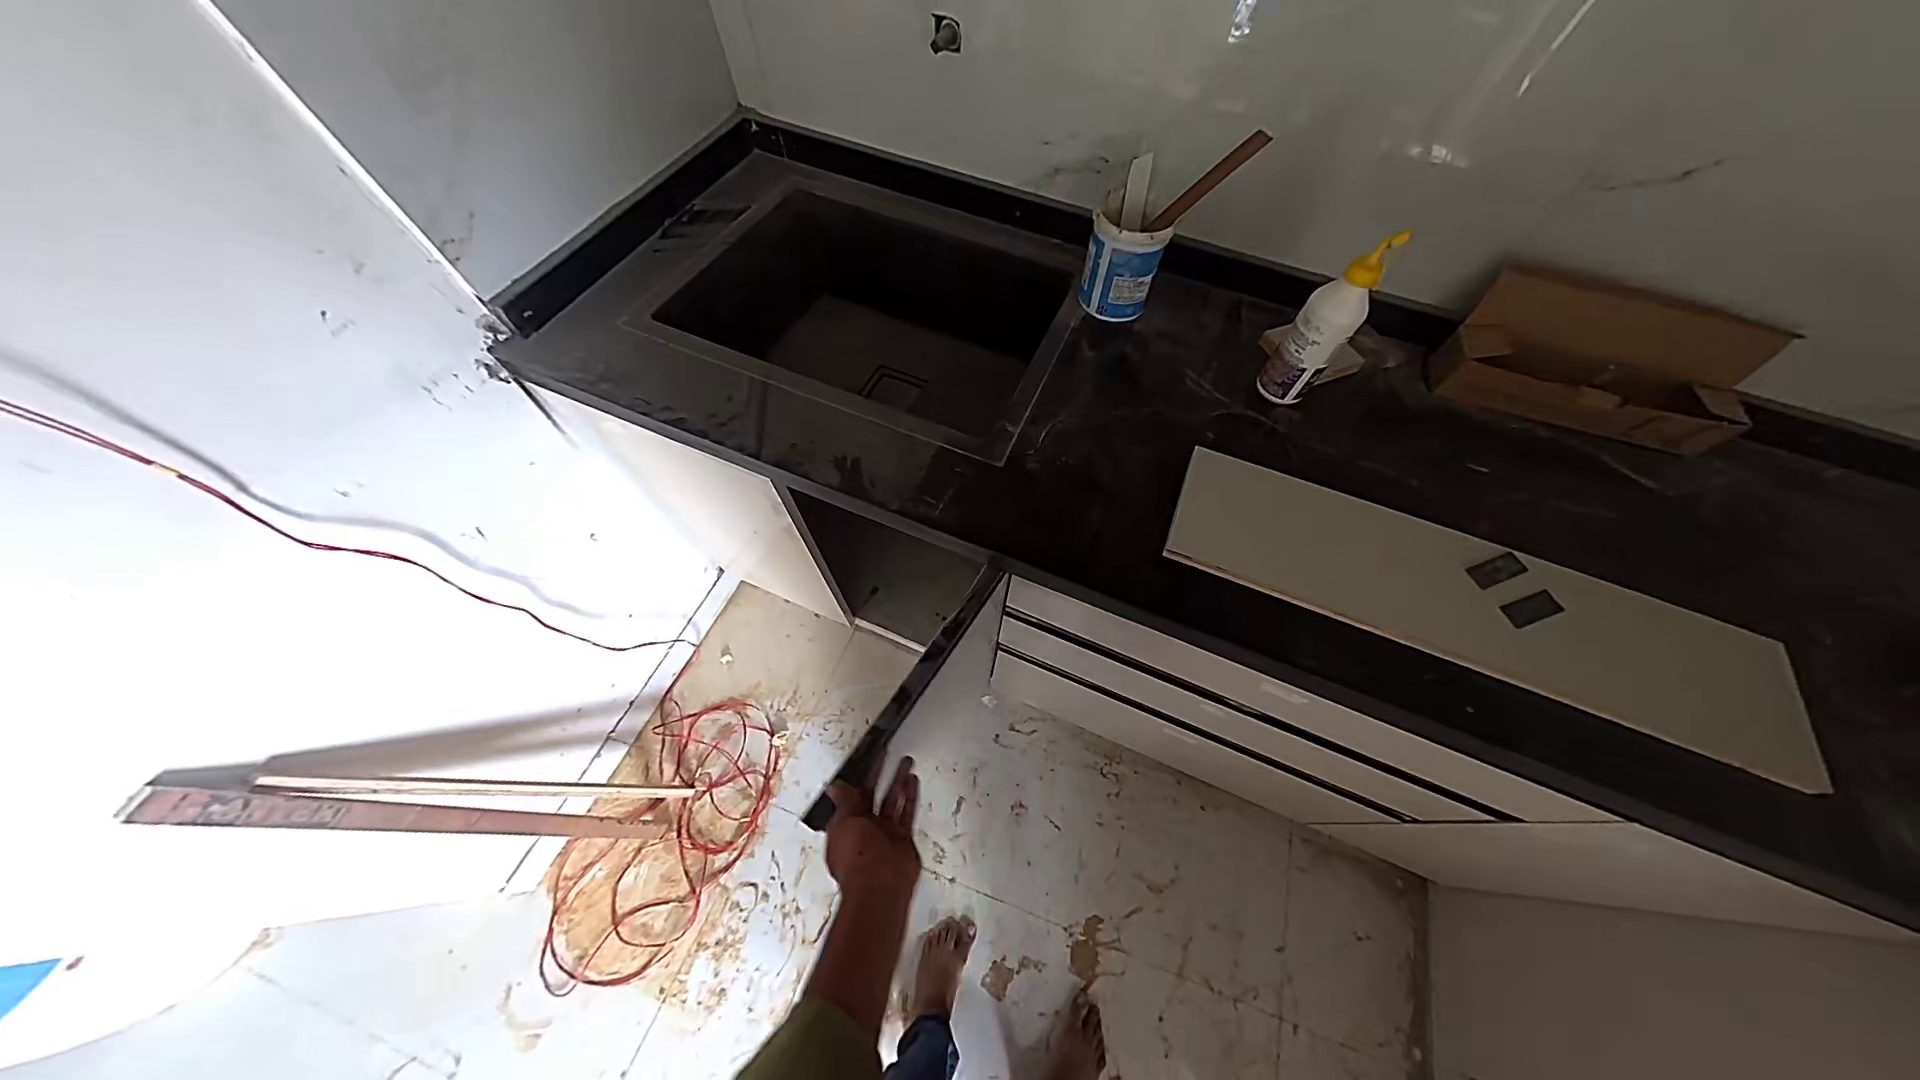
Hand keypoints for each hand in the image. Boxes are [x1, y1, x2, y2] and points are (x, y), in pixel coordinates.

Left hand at [823, 756, 920, 900]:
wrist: (881, 885)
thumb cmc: (857, 860)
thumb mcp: (844, 822)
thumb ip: (845, 801)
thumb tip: (835, 786)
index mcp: (845, 825)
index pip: (852, 795)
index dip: (860, 777)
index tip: (867, 760)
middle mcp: (864, 829)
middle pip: (873, 795)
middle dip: (880, 775)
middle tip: (886, 755)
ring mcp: (884, 834)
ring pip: (892, 800)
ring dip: (898, 781)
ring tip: (905, 763)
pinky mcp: (902, 839)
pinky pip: (907, 812)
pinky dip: (910, 796)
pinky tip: (912, 782)